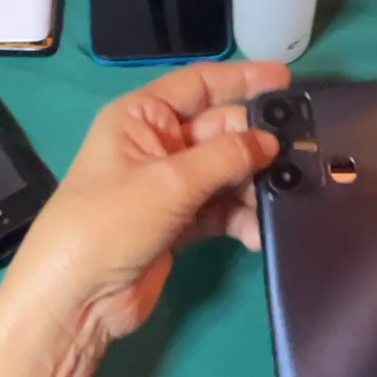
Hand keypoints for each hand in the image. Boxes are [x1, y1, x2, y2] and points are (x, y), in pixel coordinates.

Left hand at [0, 61, 290, 349]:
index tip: (286, 80)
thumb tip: (270, 142)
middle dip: (255, 147)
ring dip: (252, 189)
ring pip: (226, 175)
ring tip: (279, 204)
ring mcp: (170, 187)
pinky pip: (222, 211)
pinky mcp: (181, 224)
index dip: (242, 81)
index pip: (199, 86)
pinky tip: (257, 235)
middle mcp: (158, 145)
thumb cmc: (111, 222)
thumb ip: (225, 157)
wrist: (79, 297)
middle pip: (220, 133)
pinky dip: (241, 220)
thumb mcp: (169, 182)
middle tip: (297, 158)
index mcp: (142, 117)